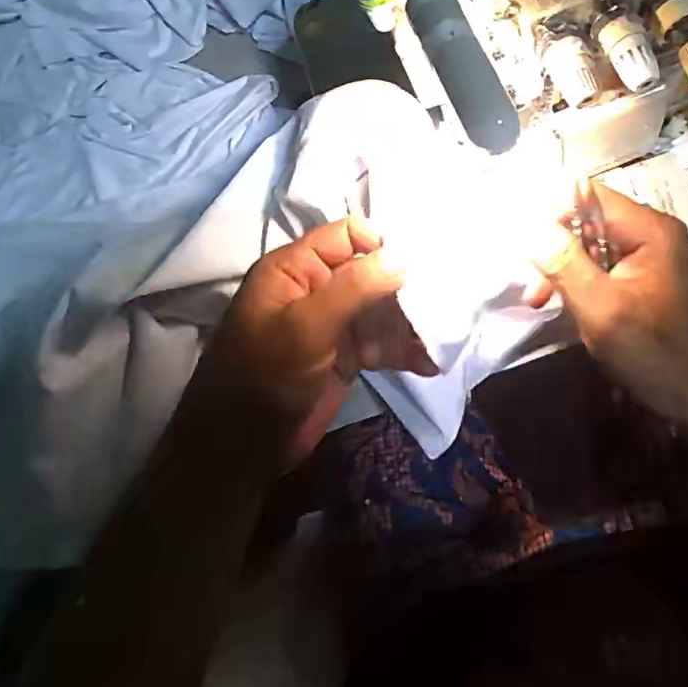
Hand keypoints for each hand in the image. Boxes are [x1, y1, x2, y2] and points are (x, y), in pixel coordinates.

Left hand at [191, 216, 438, 470]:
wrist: (241, 451)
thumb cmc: (264, 376)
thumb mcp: (305, 327)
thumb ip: (353, 287)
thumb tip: (402, 255)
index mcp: (296, 269)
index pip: (347, 235)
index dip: (382, 244)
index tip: (419, 265)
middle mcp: (317, 289)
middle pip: (372, 272)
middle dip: (407, 287)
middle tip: (446, 301)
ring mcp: (333, 324)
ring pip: (382, 309)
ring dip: (412, 322)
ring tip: (445, 336)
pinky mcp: (346, 356)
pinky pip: (383, 342)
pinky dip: (405, 350)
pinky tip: (430, 363)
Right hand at [529, 184, 687, 424]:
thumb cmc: (653, 353)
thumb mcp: (601, 309)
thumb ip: (565, 263)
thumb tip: (531, 225)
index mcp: (650, 229)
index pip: (588, 195)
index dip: (550, 212)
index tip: (523, 241)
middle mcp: (653, 231)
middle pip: (587, 219)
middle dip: (555, 247)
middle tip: (533, 284)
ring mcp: (651, 253)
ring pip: (590, 243)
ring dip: (563, 268)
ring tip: (541, 299)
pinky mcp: (645, 275)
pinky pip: (602, 263)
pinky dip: (580, 280)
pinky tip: (564, 302)